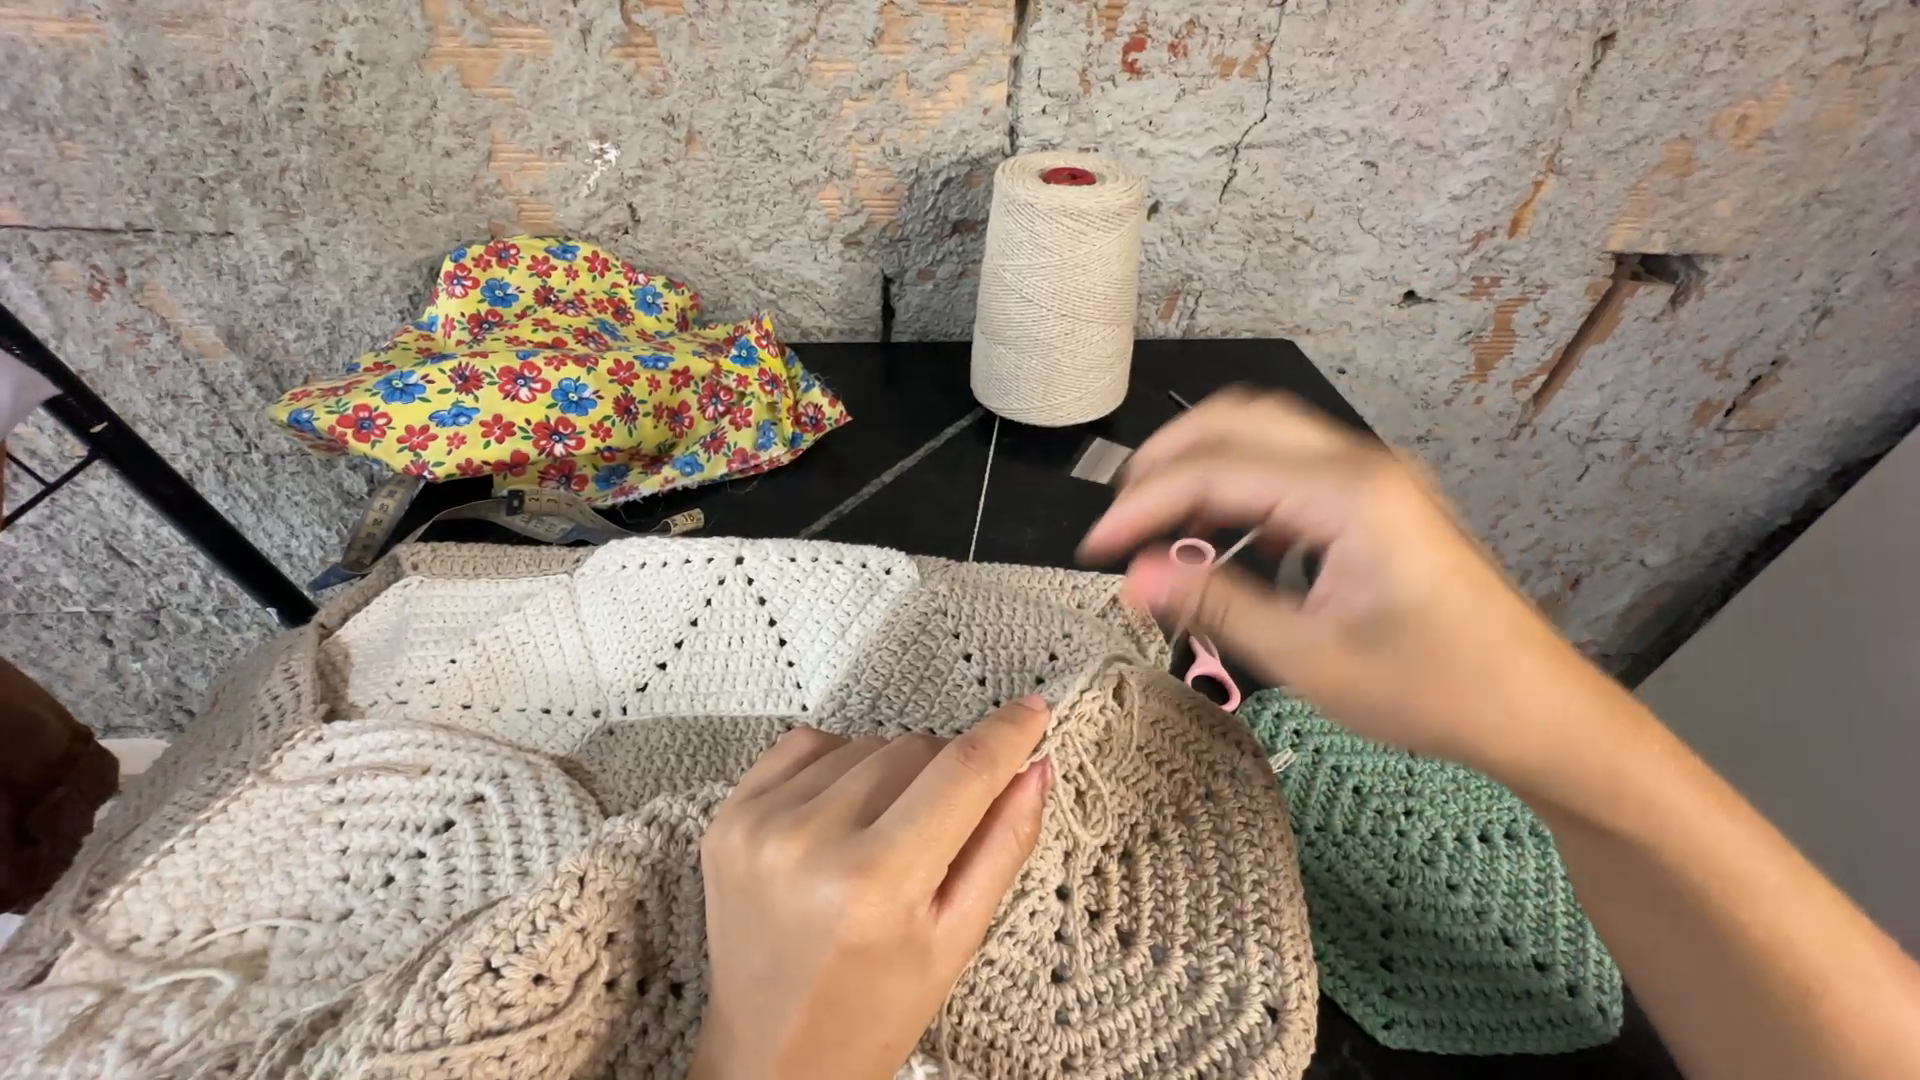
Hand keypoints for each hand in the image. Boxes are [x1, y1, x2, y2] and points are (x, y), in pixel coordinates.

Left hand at [690, 701, 1052, 1079]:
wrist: (770, 1057)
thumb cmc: (875, 1010)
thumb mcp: (957, 938)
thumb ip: (1005, 843)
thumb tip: (1035, 765)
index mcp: (877, 883)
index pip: (962, 773)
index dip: (1007, 733)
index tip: (1035, 710)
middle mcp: (810, 841)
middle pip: (915, 749)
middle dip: (945, 773)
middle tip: (938, 830)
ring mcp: (760, 823)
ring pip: (866, 744)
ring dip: (892, 773)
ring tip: (883, 837)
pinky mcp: (730, 814)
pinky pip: (808, 745)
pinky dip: (839, 765)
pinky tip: (842, 814)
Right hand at [1079, 388, 1618, 769]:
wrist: (1538, 713)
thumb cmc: (1434, 692)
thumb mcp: (1309, 658)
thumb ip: (1215, 604)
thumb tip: (1135, 577)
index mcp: (1348, 495)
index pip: (1214, 471)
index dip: (1142, 506)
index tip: (1094, 548)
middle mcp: (1360, 465)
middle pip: (1237, 419)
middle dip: (1165, 459)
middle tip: (1121, 516)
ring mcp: (1372, 477)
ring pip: (1263, 434)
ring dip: (1201, 466)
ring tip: (1158, 522)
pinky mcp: (1374, 500)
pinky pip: (1289, 467)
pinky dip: (1239, 488)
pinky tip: (1226, 539)